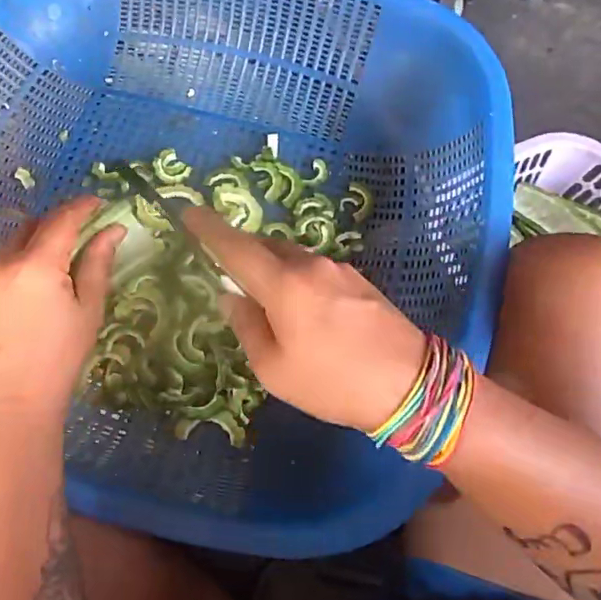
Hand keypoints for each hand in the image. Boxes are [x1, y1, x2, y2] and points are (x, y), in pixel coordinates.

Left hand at [0, 196, 123, 420]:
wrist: (14, 397)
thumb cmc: (60, 357)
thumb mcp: (88, 309)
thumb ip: (97, 263)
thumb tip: (112, 230)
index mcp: (37, 264)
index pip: (62, 220)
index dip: (83, 206)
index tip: (100, 201)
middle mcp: (6, 260)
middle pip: (36, 224)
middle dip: (61, 220)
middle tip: (87, 227)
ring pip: (18, 240)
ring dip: (42, 237)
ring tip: (65, 253)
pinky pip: (6, 258)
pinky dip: (26, 255)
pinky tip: (42, 275)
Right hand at [182, 206, 426, 432]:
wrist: (413, 386)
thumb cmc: (332, 383)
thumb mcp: (274, 369)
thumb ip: (247, 326)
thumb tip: (232, 297)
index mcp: (284, 285)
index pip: (236, 247)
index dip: (208, 229)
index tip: (187, 212)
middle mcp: (310, 266)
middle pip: (264, 247)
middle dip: (241, 253)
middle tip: (227, 277)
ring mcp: (339, 269)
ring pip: (291, 257)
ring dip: (271, 269)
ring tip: (269, 306)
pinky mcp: (359, 280)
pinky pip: (314, 270)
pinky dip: (296, 280)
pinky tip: (304, 313)